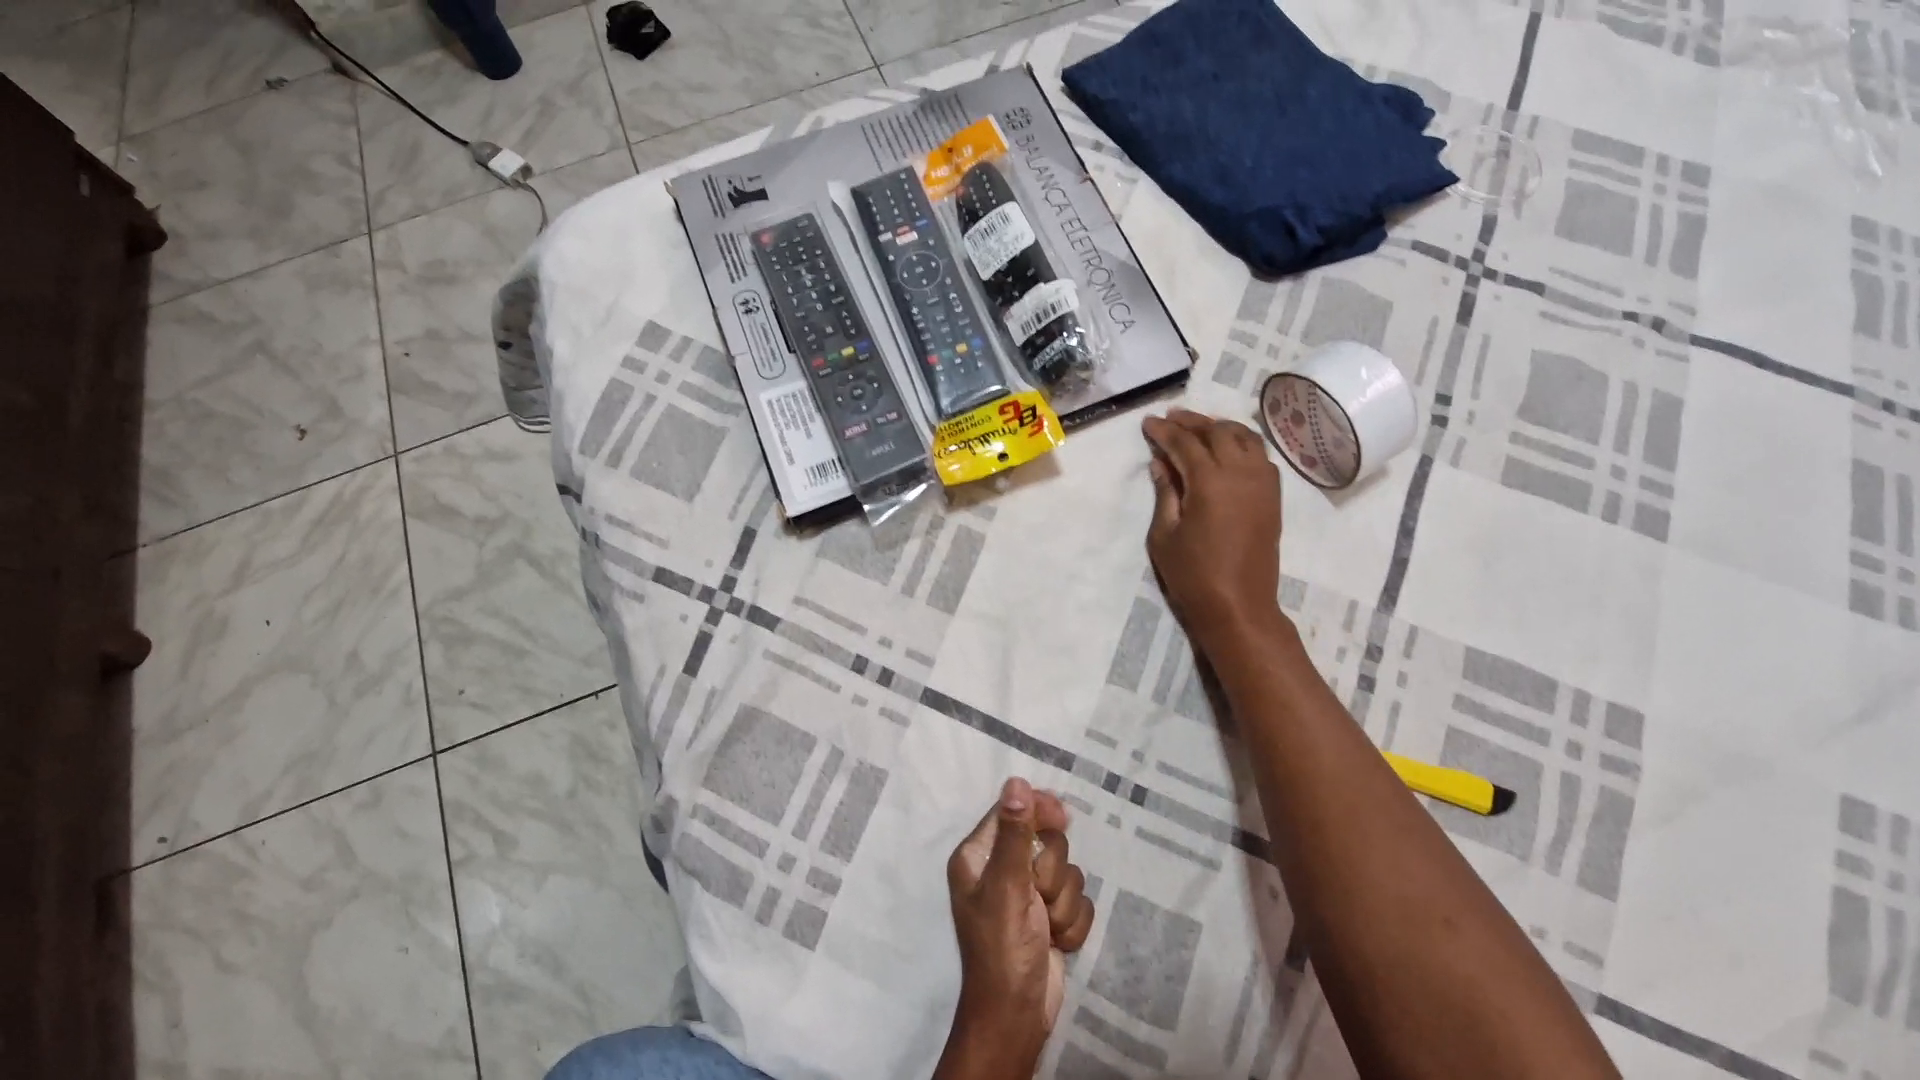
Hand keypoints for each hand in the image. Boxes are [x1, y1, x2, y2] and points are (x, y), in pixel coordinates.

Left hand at [937, 778, 1095, 1079]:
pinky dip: (1072, 923)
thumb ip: (1016, 834)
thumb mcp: (1007, 886)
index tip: (1061, 817)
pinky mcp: (1051, 917)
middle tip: (1038, 896)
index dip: (1039, 812)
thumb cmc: (1002, 947)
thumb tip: (1016, 781)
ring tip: (1044, 927)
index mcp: (979, 856)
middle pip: (1047, 842)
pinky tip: (1056, 942)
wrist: (1018, 1014)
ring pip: (1069, 873)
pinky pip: (1079, 901)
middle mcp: (1002, 869)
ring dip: (1063, 904)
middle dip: (1052, 873)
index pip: (1013, 811)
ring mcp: (1028, 895)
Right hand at [1142, 409, 1283, 652]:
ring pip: (1245, 438)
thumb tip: (1160, 463)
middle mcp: (1241, 473)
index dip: (1165, 431)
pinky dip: (1242, 444)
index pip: (1185, 443)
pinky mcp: (1273, 497)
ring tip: (1199, 427)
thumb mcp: (1164, 535)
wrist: (1239, 606)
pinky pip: (1260, 456)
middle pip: (1218, 432)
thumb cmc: (1193, 575)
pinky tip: (1227, 450)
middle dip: (1192, 422)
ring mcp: (1263, 483)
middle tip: (1171, 418)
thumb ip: (1165, 493)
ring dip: (1220, 428)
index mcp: (1211, 482)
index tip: (1148, 422)